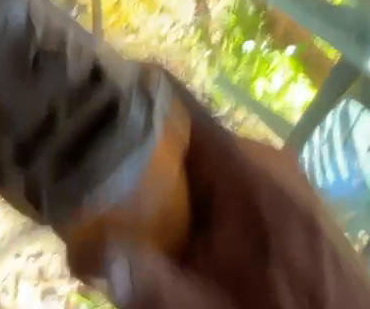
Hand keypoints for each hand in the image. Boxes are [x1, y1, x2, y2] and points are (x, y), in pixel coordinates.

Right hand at [87, 98, 369, 308]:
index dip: (113, 89)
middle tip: (89, 176)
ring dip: (160, 177)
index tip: (74, 105)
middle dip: (127, 148)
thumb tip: (78, 251)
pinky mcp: (295, 204)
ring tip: (126, 210)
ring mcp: (283, 179)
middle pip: (173, 128)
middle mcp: (262, 156)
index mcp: (239, 164)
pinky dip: (194, 196)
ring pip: (198, 156)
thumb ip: (147, 281)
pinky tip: (182, 236)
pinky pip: (226, 180)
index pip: (164, 92)